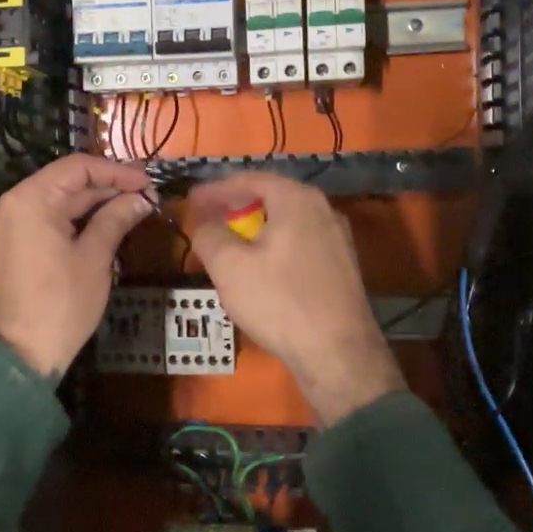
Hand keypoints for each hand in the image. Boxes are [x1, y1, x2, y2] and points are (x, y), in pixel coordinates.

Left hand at [0, 154, 152, 378]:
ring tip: (132, 208)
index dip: (117, 171)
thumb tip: (141, 199)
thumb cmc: (61, 304)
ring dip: (92, 205)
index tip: (148, 182)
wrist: (18, 356)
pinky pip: (44, 221)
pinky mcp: (8, 246)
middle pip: (65, 183)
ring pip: (55, 203)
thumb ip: (116, 218)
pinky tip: (104, 225)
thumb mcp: (94, 258)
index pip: (78, 168)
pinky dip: (73, 221)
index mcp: (29, 200)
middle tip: (146, 196)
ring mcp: (5, 226)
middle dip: (106, 188)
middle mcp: (10, 204)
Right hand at [188, 172, 405, 425]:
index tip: (190, 200)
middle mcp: (323, 209)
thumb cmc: (279, 301)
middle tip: (207, 219)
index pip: (249, 179)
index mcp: (297, 198)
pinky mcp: (342, 265)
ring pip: (286, 221)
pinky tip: (259, 267)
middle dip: (235, 206)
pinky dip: (274, 245)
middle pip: (271, 196)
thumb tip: (201, 220)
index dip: (214, 188)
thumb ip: (208, 235)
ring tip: (228, 243)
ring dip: (254, 227)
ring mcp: (337, 238)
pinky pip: (300, 242)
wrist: (338, 352)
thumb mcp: (229, 267)